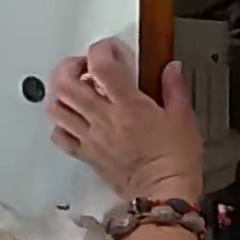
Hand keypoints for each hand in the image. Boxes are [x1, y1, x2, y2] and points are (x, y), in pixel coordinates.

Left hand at [46, 38, 201, 201]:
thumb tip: (171, 67)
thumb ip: (175, 88)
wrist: (164, 191)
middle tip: (86, 65)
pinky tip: (76, 119)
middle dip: (71, 66)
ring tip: (78, 89)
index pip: (102, 66)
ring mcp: (90, 136)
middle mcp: (103, 118)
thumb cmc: (176, 157)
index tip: (113, 48)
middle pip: (65, 83)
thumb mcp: (184, 117)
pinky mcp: (86, 154)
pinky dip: (61, 123)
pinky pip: (60, 135)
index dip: (103, 49)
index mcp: (128, 105)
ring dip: (62, 93)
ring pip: (56, 107)